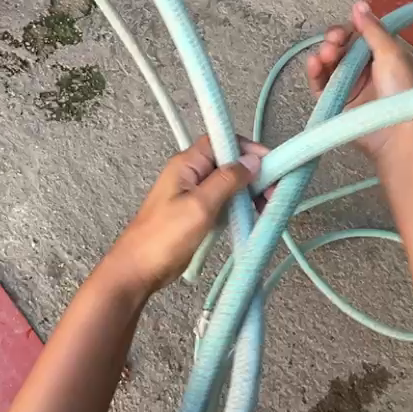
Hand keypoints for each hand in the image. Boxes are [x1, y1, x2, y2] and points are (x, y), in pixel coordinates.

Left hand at [105, 136, 267, 295]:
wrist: (139, 269)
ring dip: (249, 191)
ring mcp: (193, 193)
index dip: (247, 148)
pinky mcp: (196, 212)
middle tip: (273, 192)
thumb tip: (252, 160)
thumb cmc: (163, 237)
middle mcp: (190, 173)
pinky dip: (239, 206)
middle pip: (228, 162)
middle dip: (253, 173)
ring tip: (268, 207)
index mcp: (187, 164)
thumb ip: (226, 180)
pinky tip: (254, 216)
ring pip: (228, 183)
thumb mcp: (200, 206)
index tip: (270, 164)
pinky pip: (223, 201)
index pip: (221, 141)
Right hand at [305, 1, 412, 159]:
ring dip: (324, 55)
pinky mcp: (335, 103)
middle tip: (334, 42)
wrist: (398, 131)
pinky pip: (319, 84)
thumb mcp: (391, 53)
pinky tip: (314, 63)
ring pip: (328, 65)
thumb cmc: (402, 91)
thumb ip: (372, 29)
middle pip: (341, 49)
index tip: (345, 29)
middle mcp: (365, 70)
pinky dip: (315, 73)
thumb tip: (359, 5)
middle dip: (334, 41)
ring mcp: (349, 87)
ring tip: (325, 55)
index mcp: (382, 56)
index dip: (349, 30)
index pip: (359, 37)